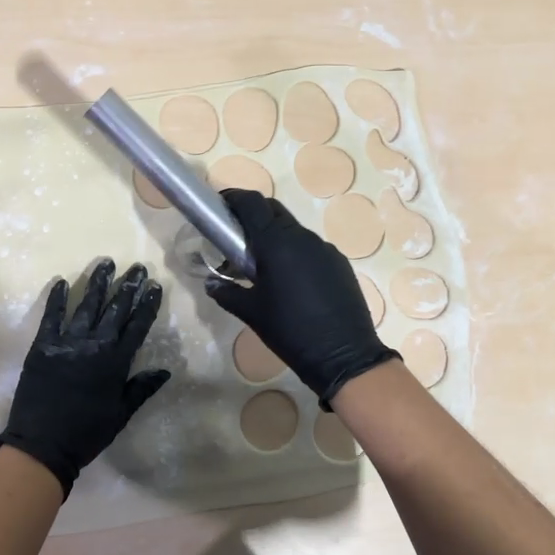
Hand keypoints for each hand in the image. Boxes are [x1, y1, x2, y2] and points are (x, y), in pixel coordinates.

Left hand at [0, 259, 170, 495]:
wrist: (42, 445)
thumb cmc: (86, 433)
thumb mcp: (120, 414)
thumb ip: (141, 389)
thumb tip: (164, 370)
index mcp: (116, 363)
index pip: (137, 326)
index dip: (147, 305)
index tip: (155, 286)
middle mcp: (94, 346)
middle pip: (114, 310)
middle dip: (127, 287)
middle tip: (137, 268)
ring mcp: (67, 343)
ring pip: (86, 306)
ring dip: (97, 283)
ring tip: (106, 263)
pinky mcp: (42, 345)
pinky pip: (51, 316)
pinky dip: (57, 298)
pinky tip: (62, 281)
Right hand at [204, 189, 398, 407]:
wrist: (344, 355)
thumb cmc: (290, 332)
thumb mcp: (251, 313)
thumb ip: (226, 292)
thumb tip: (210, 282)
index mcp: (277, 244)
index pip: (252, 203)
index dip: (233, 199)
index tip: (219, 207)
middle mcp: (302, 238)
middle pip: (273, 210)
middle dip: (252, 215)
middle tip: (234, 236)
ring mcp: (324, 249)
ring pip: (292, 229)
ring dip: (273, 236)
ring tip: (261, 263)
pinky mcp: (339, 263)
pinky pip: (310, 247)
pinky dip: (293, 252)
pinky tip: (290, 280)